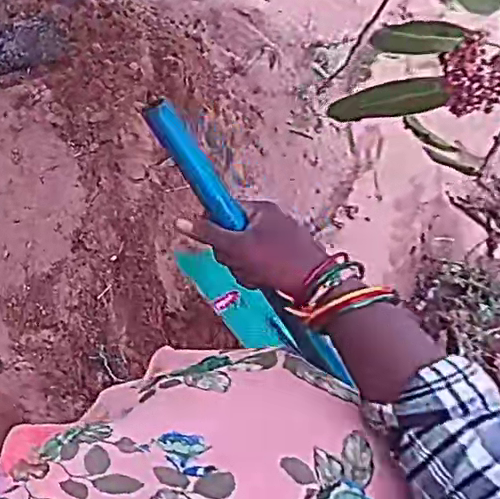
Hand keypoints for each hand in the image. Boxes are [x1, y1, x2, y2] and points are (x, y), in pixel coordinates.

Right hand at [177, 201, 333, 299]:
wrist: (319, 288)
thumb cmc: (279, 262)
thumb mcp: (237, 247)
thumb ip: (206, 233)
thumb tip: (179, 221)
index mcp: (260, 210)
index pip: (222, 210)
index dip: (213, 226)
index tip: (215, 240)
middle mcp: (269, 220)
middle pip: (229, 232)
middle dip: (228, 252)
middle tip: (236, 261)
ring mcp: (277, 238)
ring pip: (240, 251)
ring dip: (239, 265)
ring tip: (253, 273)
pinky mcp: (282, 256)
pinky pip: (255, 261)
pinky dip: (253, 272)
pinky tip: (261, 279)